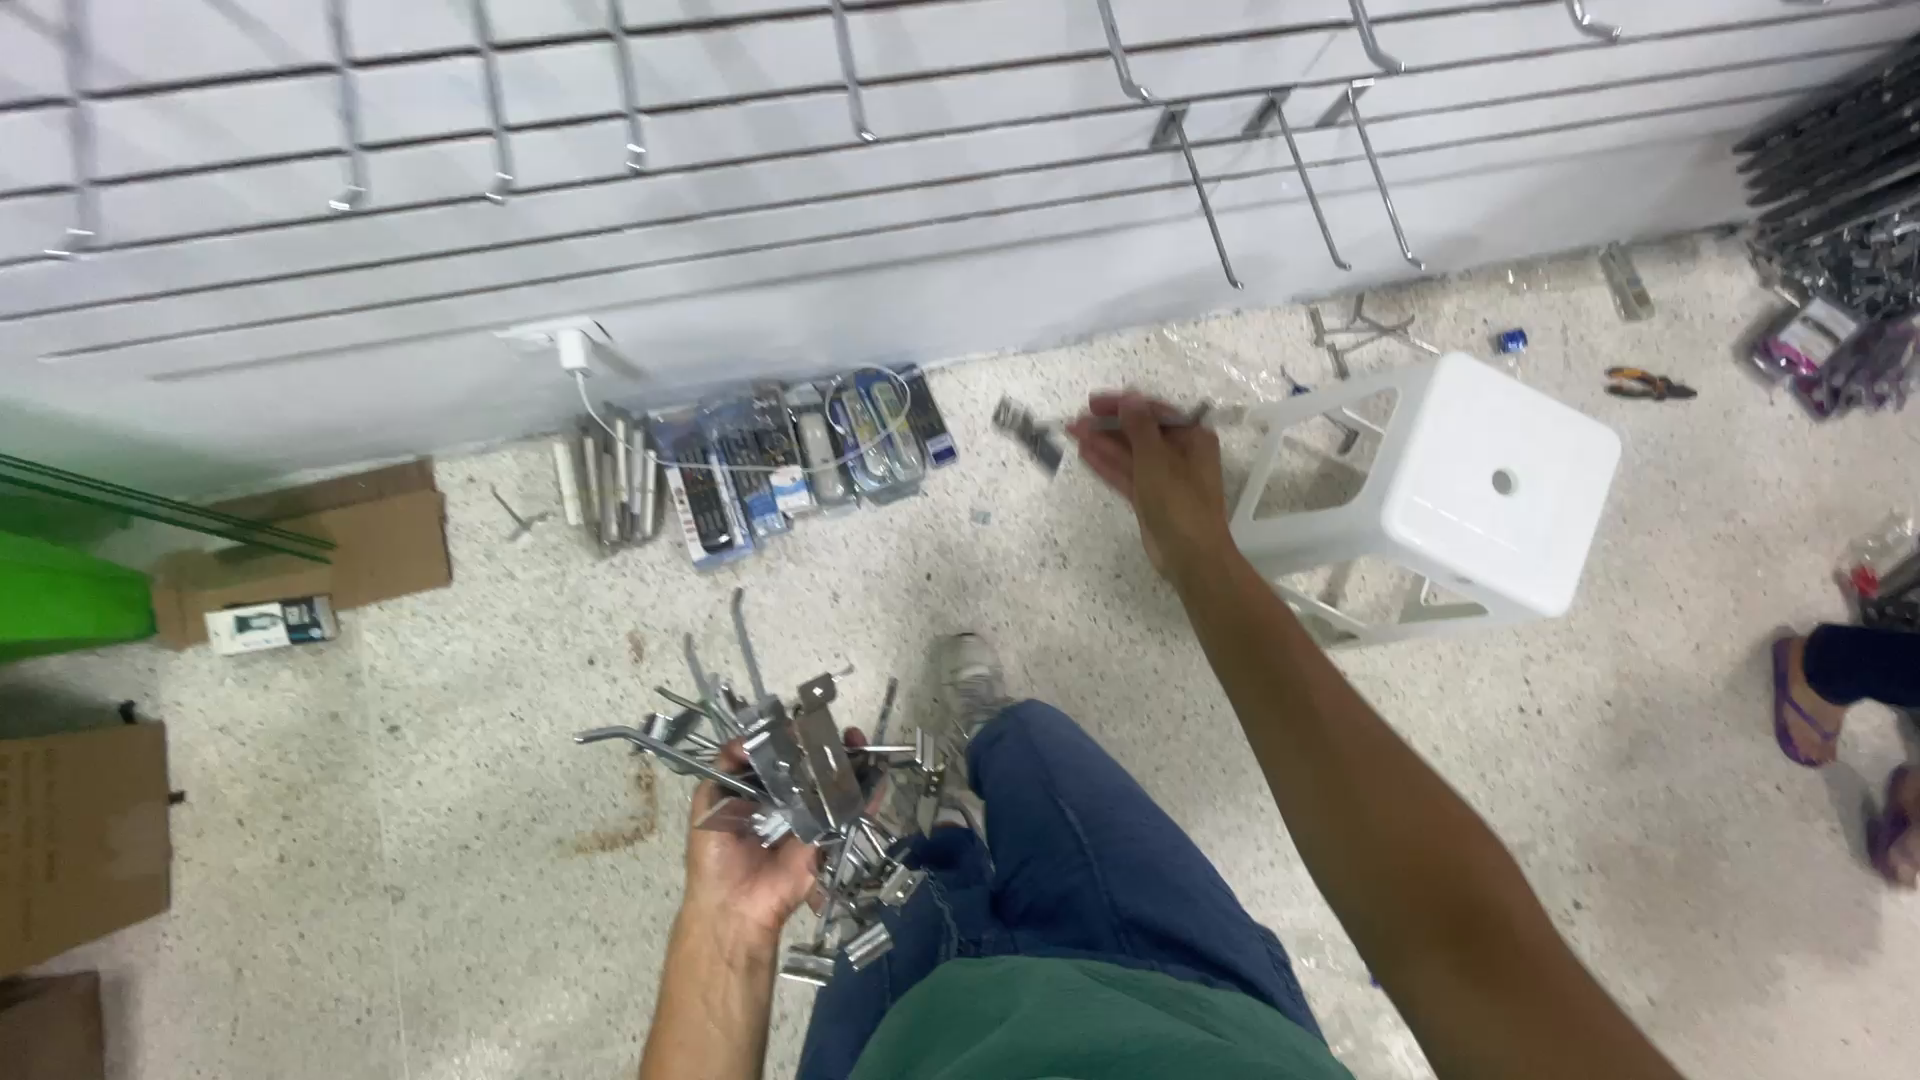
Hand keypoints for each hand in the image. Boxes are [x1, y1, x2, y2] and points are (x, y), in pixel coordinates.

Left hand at [679, 728, 868, 943]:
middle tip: (837, 730)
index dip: (792, 735)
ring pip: (835, 782)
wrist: (736, 905)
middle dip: (827, 743)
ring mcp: (811, 815)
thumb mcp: (709, 804)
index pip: (780, 753)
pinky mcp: (828, 835)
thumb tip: (749, 738)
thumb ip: (725, 767)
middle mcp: (788, 798)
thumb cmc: (716, 854)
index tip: (802, 721)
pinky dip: (867, 794)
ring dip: (851, 760)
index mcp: (760, 788)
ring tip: (859, 741)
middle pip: (813, 763)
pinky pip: (850, 812)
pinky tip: (878, 776)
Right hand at [1066, 391, 1233, 581]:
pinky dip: (1107, 465)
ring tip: (1073, 432)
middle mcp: (1180, 454)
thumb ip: (1139, 426)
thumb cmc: (1179, 502)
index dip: (1124, 405)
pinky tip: (1085, 454)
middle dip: (1108, 426)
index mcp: (1192, 438)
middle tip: (1078, 420)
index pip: (1154, 413)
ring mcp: (1163, 478)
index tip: (1094, 403)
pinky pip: (1126, 475)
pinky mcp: (1149, 498)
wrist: (1190, 555)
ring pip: (1129, 455)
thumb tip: (1129, 397)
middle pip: (1140, 433)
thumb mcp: (1157, 458)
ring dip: (1103, 444)